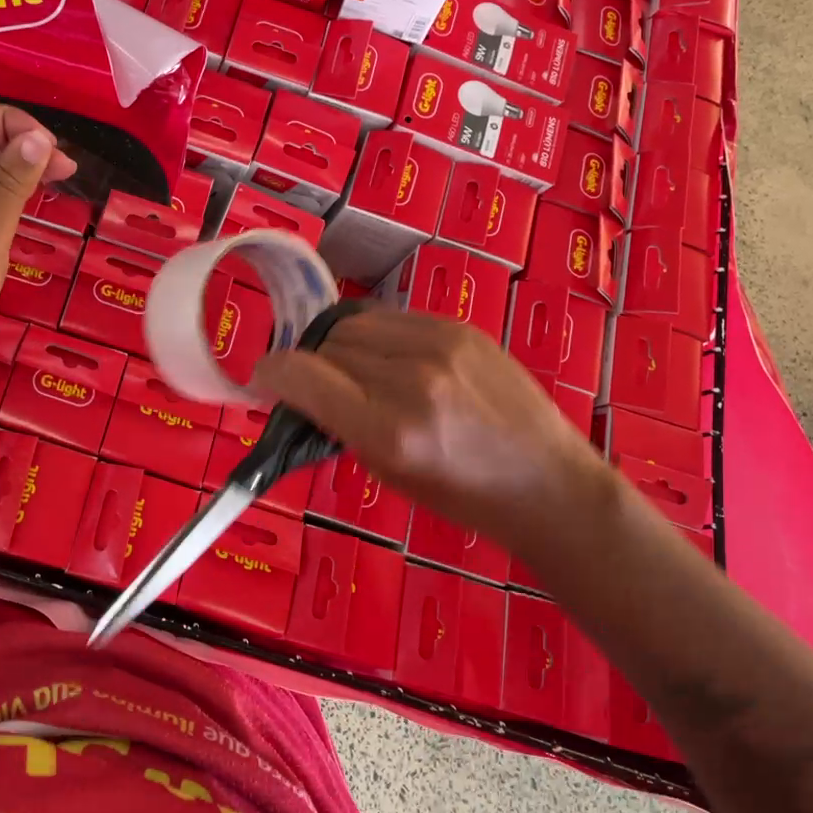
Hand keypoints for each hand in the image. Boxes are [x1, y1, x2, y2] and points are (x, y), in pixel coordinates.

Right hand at [252, 309, 612, 548]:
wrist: (547, 481)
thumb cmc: (462, 496)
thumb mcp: (385, 472)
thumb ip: (338, 424)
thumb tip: (300, 389)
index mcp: (389, 431)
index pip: (301, 375)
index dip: (270, 374)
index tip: (264, 381)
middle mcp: (411, 380)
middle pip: (325, 346)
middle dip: (312, 366)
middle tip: (321, 389)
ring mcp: (439, 346)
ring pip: (353, 325)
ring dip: (342, 348)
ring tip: (359, 374)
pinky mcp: (459, 326)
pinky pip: (391, 316)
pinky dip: (377, 336)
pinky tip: (391, 359)